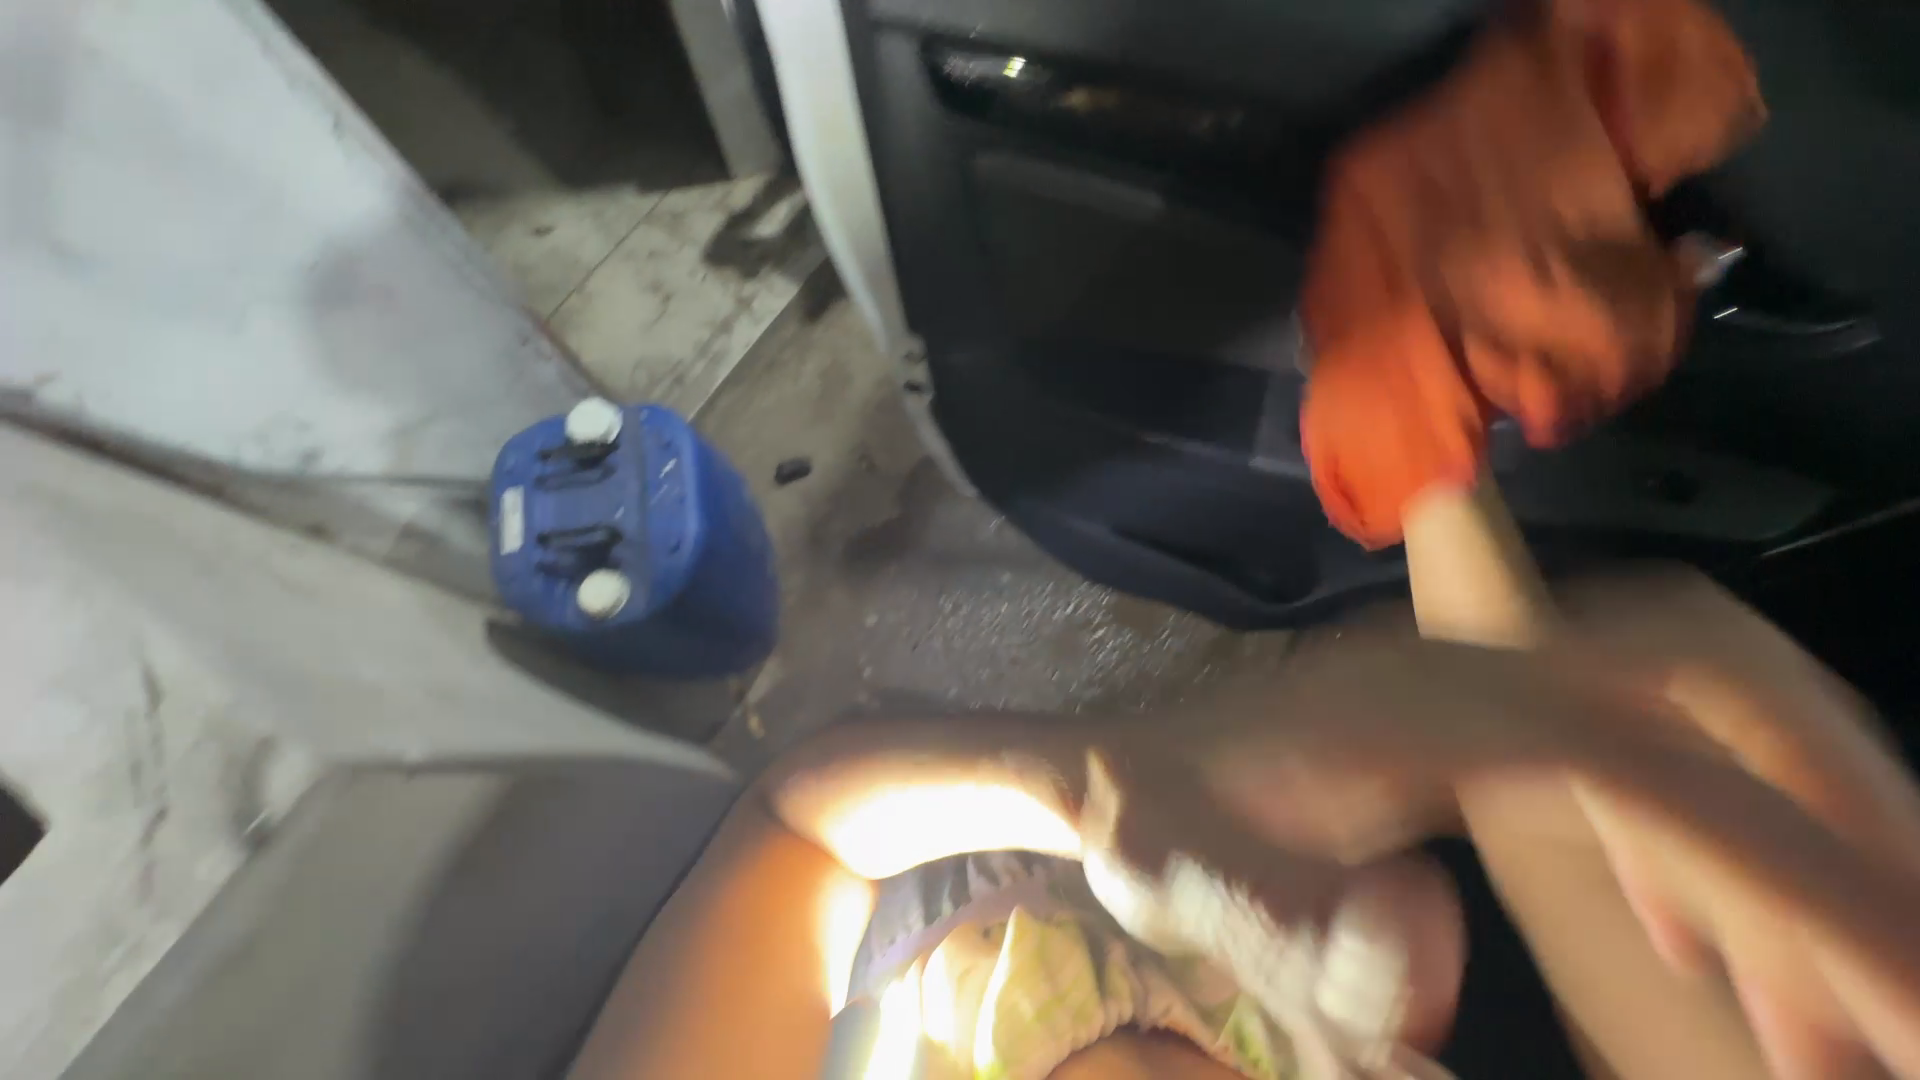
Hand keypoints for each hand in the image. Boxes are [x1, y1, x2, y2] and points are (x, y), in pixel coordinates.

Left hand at [1196, 573, 1919, 1077]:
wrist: (1104, 767)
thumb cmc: (1144, 822)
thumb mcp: (1191, 883)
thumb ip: (1288, 928)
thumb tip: (1420, 961)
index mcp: (1405, 713)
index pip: (1643, 770)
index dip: (1796, 880)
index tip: (1913, 1005)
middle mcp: (1447, 663)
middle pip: (1697, 668)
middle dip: (1838, 790)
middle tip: (1902, 961)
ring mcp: (1448, 665)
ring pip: (1670, 685)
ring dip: (1773, 808)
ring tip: (1809, 1001)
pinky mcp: (1442, 695)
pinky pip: (1606, 718)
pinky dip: (1681, 812)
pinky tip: (1678, 928)